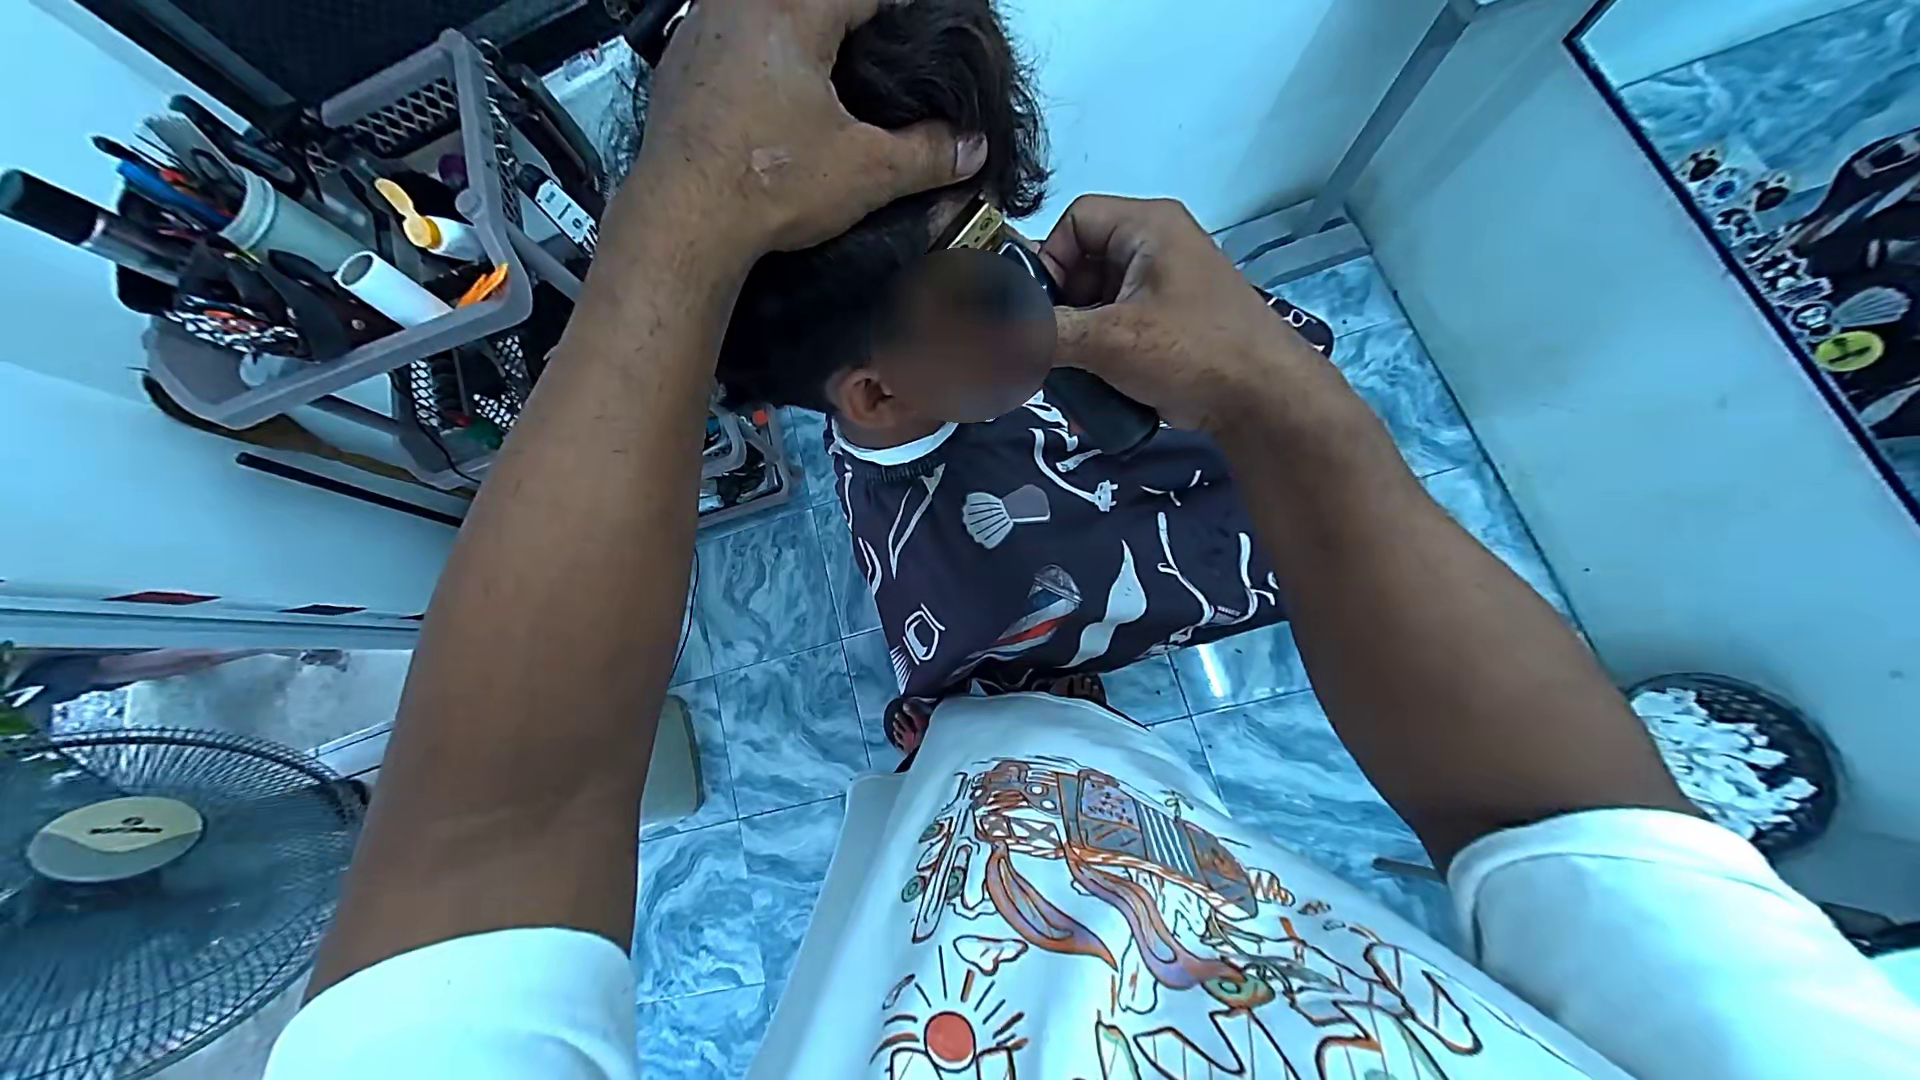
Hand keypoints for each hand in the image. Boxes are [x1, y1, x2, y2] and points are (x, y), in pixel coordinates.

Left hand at [631, 0, 988, 257]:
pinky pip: (731, 43)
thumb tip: (972, 148)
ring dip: (800, 40)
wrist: (686, 219)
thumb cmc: (772, 183)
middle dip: (850, 27)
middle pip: (812, 1)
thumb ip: (925, 155)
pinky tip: (774, 102)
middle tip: (877, 65)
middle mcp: (740, 2)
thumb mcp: (866, 171)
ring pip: (767, 16)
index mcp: (794, 9)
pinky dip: (761, 61)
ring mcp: (700, 31)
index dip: (901, 12)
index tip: (919, 36)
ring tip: (827, 84)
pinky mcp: (679, 69)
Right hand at [1040, 195, 1332, 432]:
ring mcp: (1164, 290)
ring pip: (1096, 306)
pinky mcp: (1168, 327)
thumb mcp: (1108, 340)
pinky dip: (1098, 359)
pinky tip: (1090, 393)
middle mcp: (1155, 249)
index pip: (1074, 222)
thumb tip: (990, 332)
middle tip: (1047, 351)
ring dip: (1075, 344)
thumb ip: (1043, 333)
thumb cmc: (1190, 352)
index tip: (1038, 309)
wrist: (1263, 400)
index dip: (1048, 261)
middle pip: (1082, 267)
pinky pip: (1116, 332)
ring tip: (1068, 379)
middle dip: (1058, 312)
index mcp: (1147, 227)